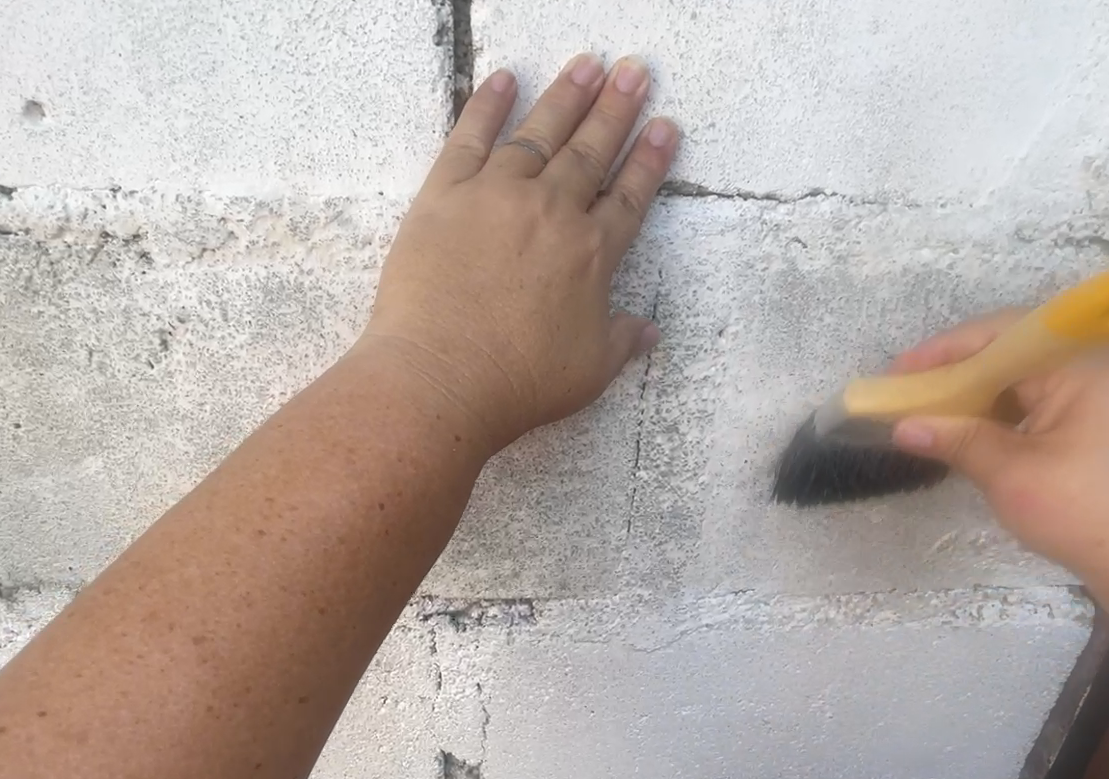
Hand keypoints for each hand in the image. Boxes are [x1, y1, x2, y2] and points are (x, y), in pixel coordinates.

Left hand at [359, 55, 679, 451]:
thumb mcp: (589, 372)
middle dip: (616, 109)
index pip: (629, 198)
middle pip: (591, 152)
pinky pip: (469, 137)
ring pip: (539, 134)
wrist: (443, 378)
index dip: (650, 162)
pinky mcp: (445, 195)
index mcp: (591, 255)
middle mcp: (551, 212)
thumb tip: (649, 331)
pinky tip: (504, 79)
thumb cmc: (520, 383)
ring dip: (566, 96)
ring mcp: (497, 197)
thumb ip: (622, 342)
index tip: (665, 129)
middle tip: (634, 70)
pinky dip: (487, 105)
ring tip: (587, 64)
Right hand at [889, 312, 1108, 616]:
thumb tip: (903, 427)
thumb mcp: (1014, 475)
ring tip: (947, 421)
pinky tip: (996, 439)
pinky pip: (1073, 404)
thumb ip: (958, 440)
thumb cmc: (1095, 515)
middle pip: (1031, 355)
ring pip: (1050, 381)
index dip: (946, 351)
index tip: (897, 373)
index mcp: (1101, 361)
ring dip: (996, 399)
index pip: (1009, 334)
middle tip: (916, 399)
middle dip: (968, 376)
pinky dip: (1027, 416)